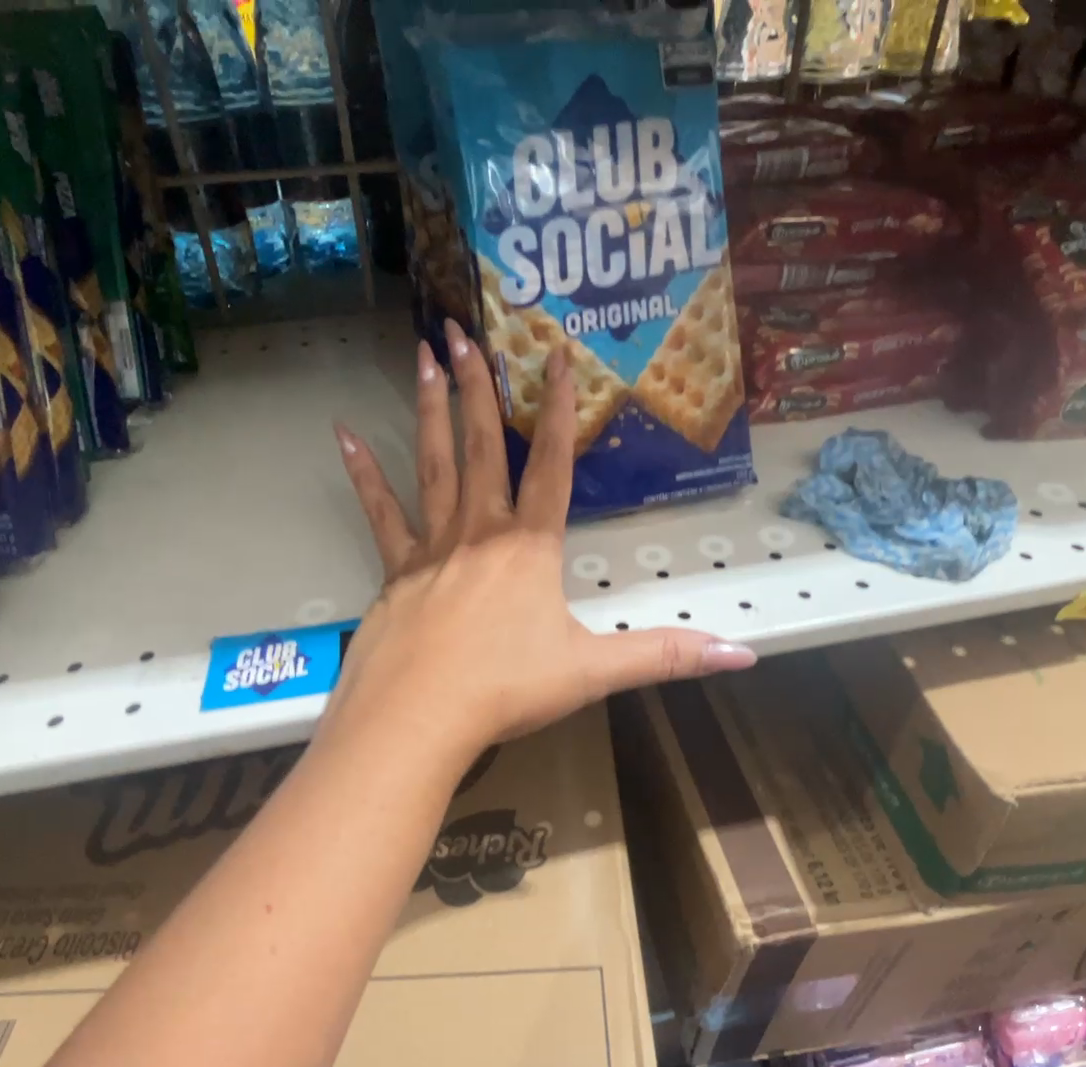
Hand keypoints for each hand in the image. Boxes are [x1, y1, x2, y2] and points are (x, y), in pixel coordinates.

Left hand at [326, 319, 755, 762]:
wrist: (417, 718)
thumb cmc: (506, 690)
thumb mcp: (593, 671)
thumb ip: (665, 656)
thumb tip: (743, 653)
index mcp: (529, 548)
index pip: (553, 465)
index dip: (559, 410)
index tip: (557, 354)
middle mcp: (480, 532)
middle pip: (483, 446)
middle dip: (478, 387)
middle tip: (461, 330)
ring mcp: (432, 547)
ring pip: (433, 464)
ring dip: (430, 409)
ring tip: (420, 354)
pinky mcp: (395, 570)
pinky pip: (380, 512)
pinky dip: (363, 473)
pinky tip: (343, 433)